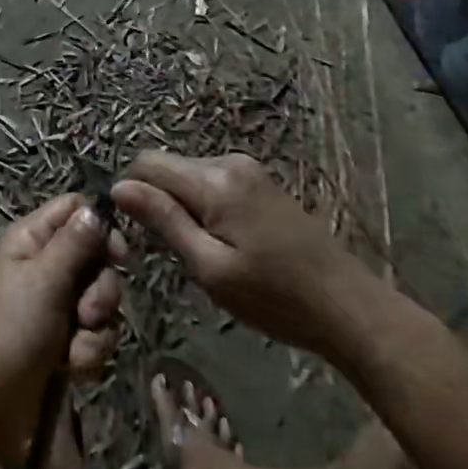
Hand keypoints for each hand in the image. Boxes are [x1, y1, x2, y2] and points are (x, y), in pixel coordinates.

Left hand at [0, 194, 124, 452]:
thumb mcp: (42, 280)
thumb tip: (97, 207)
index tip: (118, 254)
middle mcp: (45, 266)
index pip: (75, 209)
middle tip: (86, 312)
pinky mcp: (65, 342)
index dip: (101, 227)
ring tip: (72, 349)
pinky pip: (96, 336)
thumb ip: (74, 243)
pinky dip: (88, 353)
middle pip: (97, 258)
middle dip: (100, 291)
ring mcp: (55, 305)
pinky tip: (70, 369)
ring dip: (94, 329)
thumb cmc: (8, 331)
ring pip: (101, 302)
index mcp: (31, 239)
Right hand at [112, 151, 377, 358]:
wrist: (349, 307)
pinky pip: (211, 182)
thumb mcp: (210, 268)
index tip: (138, 232)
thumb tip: (118, 187)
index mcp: (214, 180)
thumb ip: (164, 221)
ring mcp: (247, 168)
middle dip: (159, 201)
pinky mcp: (259, 181)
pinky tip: (225, 243)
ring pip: (187, 175)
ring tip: (203, 253)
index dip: (132, 192)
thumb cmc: (275, 297)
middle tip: (176, 252)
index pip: (147, 163)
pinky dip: (204, 207)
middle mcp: (227, 161)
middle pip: (167, 167)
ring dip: (182, 206)